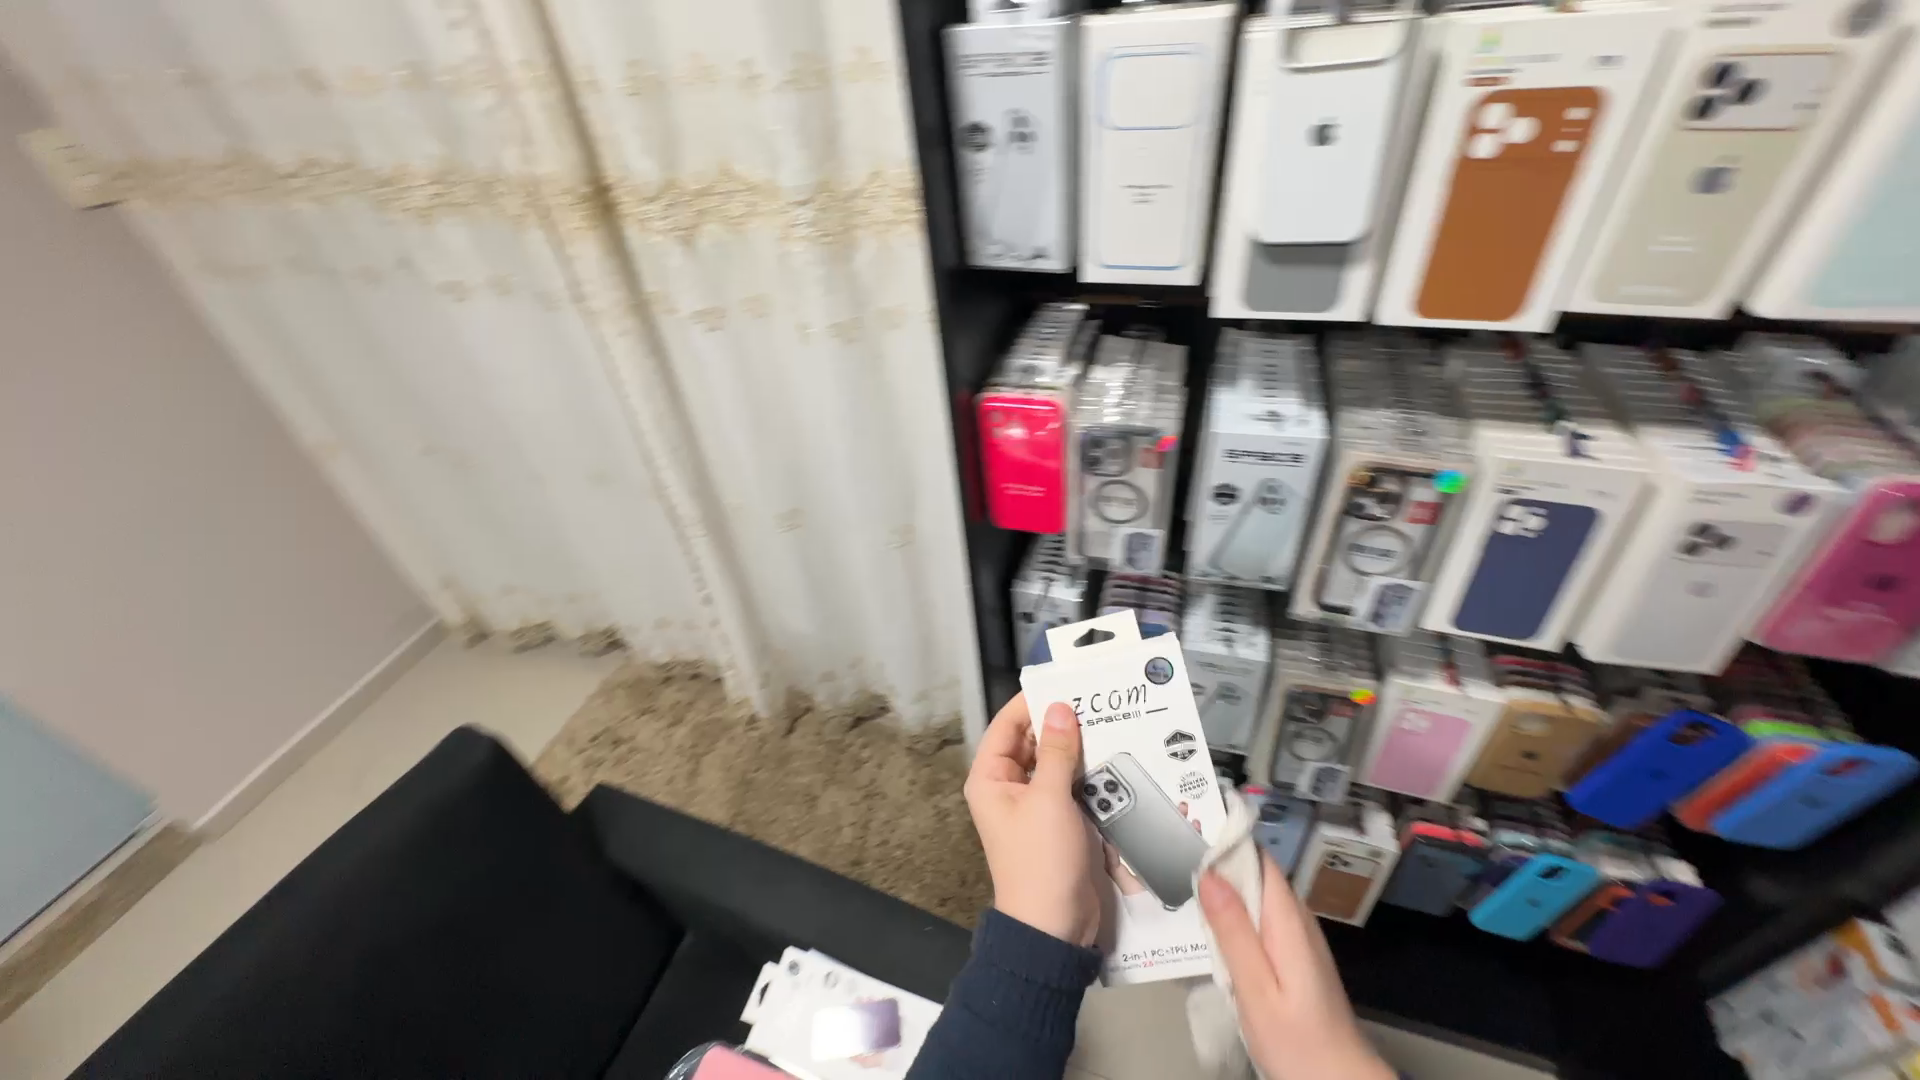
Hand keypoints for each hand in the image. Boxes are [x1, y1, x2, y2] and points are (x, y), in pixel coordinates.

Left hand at [964, 694, 1103, 945]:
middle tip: (1095, 700)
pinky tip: (1113, 758)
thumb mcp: (1049, 800)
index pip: (1006, 727)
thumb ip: (1057, 752)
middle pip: (1033, 742)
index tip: (1062, 683)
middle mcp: (1008, 787)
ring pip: (1055, 763)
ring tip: (1109, 722)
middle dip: (1060, 724)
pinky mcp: (1059, 820)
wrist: (1055, 928)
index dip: (1031, 703)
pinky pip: (1071, 785)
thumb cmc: (1041, 859)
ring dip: (1078, 748)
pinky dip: (1088, 773)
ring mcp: (1035, 805)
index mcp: (991, 779)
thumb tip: (1060, 708)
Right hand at [1198, 857, 1394, 1079]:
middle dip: (1222, 873)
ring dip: (1228, 898)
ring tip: (1194, 907)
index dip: (1227, 848)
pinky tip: (1221, 941)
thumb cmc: (1297, 1042)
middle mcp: (1298, 920)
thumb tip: (1208, 873)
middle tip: (1183, 881)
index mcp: (1288, 920)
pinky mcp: (1298, 957)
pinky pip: (1264, 921)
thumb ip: (1232, 931)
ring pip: (1259, 898)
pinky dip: (1240, 922)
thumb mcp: (1255, 989)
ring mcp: (1301, 939)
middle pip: (1257, 876)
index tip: (1192, 849)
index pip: (1259, 860)